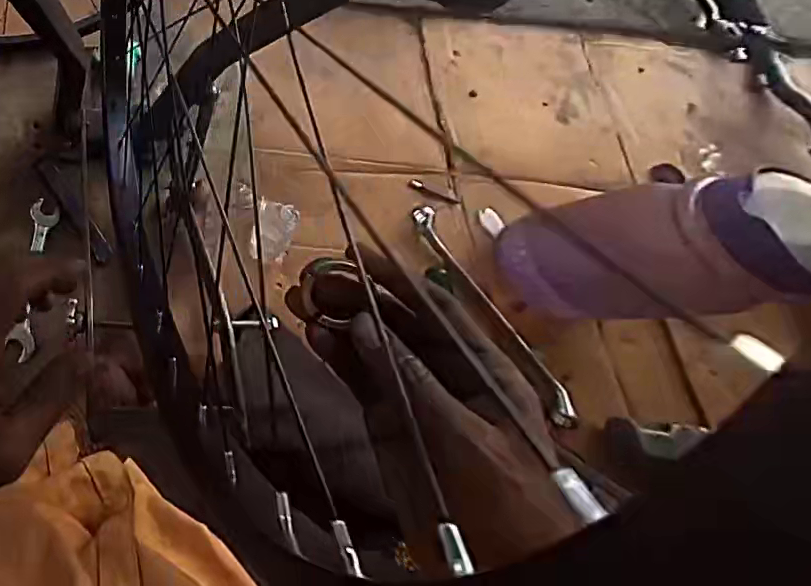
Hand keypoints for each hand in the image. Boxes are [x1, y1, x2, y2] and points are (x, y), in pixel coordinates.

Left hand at [0, 256, 87, 512]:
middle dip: (38, 270)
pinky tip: (20, 314)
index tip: (80, 274)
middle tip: (72, 286)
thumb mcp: (15, 444)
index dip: (48, 270)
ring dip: (19, 279)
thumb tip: (89, 356)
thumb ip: (54, 394)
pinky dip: (1, 290)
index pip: (12, 282)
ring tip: (51, 301)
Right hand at [291, 252, 578, 568]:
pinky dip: (334, 352)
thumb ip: (408, 376)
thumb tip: (362, 322)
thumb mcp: (461, 432)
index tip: (352, 255)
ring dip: (335, 320)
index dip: (393, 276)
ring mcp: (413, 393)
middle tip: (312, 281)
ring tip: (302, 303)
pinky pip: (356, 374)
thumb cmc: (506, 498)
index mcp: (479, 367)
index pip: (432, 306)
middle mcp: (443, 371)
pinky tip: (313, 336)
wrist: (508, 565)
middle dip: (353, 295)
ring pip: (368, 343)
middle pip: (393, 319)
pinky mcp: (387, 416)